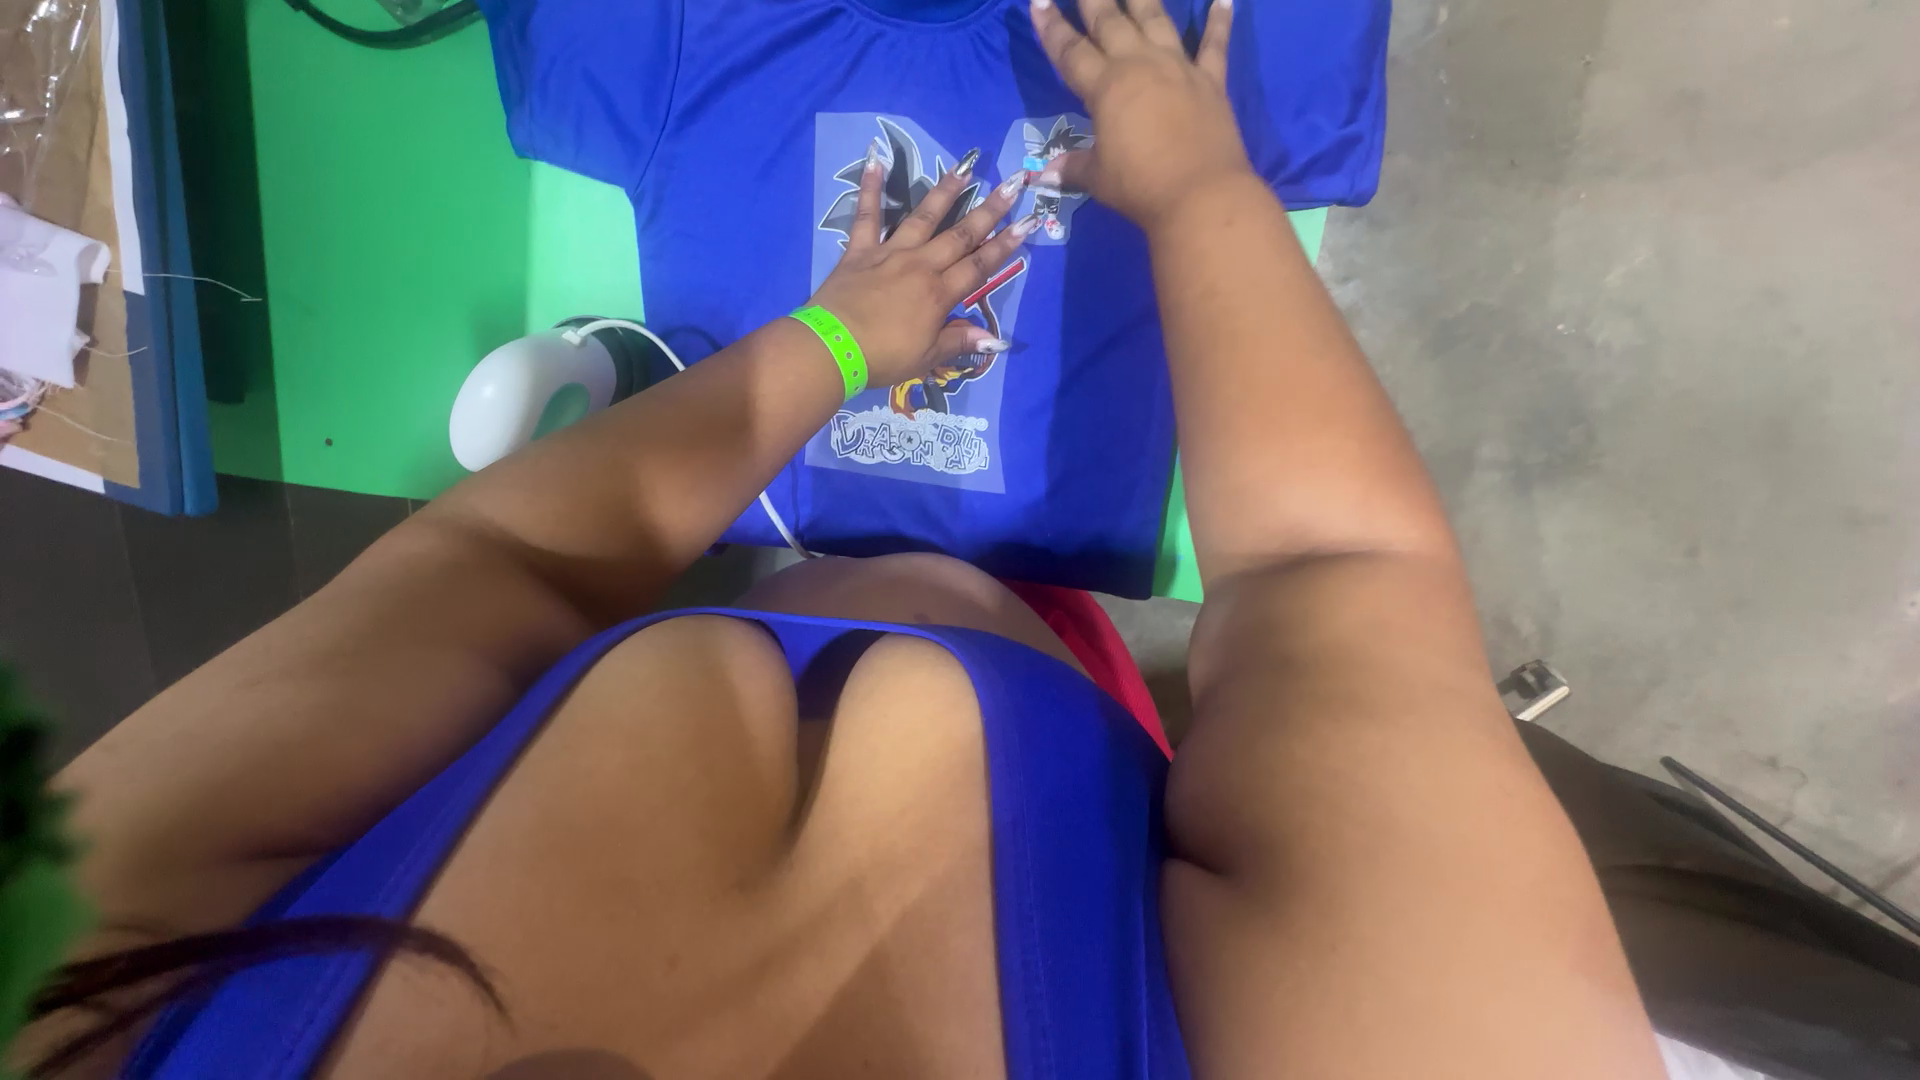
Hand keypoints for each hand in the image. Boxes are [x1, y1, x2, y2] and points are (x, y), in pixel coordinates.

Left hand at [806, 146, 1039, 387]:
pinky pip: (867, 215)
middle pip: (960, 235)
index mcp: (939, 293)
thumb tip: (995, 340)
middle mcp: (920, 265)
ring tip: (966, 167)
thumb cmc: (883, 357)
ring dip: (945, 191)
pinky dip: (871, 188)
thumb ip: (959, 342)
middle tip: (1014, 183)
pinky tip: (876, 159)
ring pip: (923, 217)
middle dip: (990, 210)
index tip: (1027, 221)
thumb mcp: (926, 357)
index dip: (1004, 245)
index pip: (979, 266)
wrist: (833, 349)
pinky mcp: (859, 251)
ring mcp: (889, 253)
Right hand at [1029, 0, 1253, 232]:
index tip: (1039, 2)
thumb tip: (1047, 174)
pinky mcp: (1211, 81)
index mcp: (1106, 88)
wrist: (1199, 194)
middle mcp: (1141, 64)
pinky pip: (1214, 44)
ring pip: (1156, 19)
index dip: (1052, 28)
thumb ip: (1074, 168)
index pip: (1071, 53)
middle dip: (1093, 0)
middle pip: (1111, 22)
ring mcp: (1178, 68)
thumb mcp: (1099, 180)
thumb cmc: (1140, 188)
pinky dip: (1219, 20)